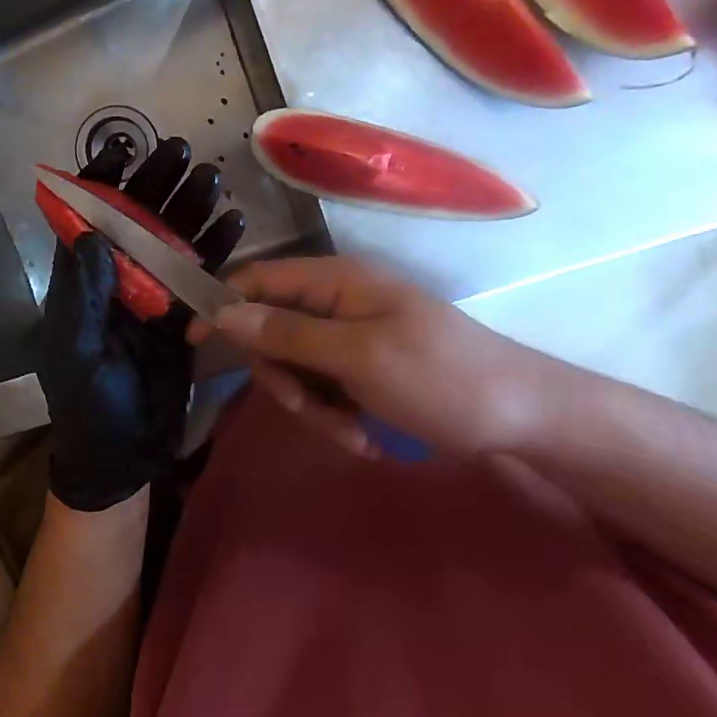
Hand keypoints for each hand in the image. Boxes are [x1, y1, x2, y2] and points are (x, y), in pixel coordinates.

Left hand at [39, 137, 244, 510]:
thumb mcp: (77, 350)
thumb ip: (84, 295)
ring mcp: (153, 295)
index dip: (103, 180)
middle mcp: (118, 279)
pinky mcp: (184, 315)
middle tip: (185, 152)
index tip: (123, 147)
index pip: (90, 218)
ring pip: (174, 240)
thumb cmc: (89, 402)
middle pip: (138, 218)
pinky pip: (202, 274)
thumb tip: (92, 233)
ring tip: (214, 178)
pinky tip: (236, 224)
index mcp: (83, 282)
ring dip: (192, 209)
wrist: (123, 451)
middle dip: (157, 183)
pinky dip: (218, 249)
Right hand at [189, 257, 570, 458]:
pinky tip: (368, 436)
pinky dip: (338, 418)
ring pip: (296, 371)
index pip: (258, 280)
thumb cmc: (442, 378)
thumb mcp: (358, 356)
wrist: (522, 418)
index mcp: (337, 282)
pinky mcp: (364, 373)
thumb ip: (288, 334)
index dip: (222, 307)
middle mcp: (338, 304)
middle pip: (271, 335)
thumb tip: (224, 313)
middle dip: (286, 380)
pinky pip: (325, 393)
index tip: (194, 345)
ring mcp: (351, 340)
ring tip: (355, 432)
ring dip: (315, 408)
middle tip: (312, 409)